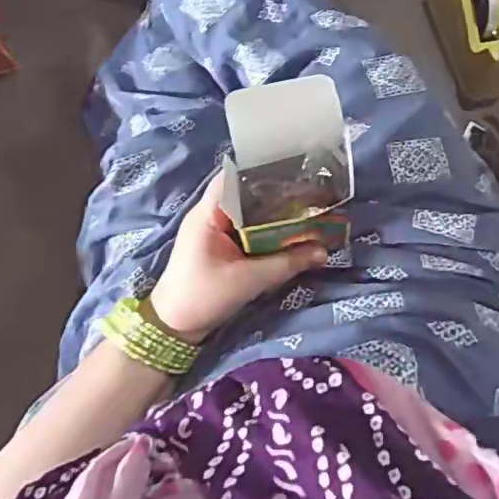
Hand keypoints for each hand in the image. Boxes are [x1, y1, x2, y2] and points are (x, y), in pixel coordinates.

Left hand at [147, 172, 329, 344]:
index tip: (292, 171)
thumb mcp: (249, 281)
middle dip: (275, 193)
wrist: (174, 328)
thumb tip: (324, 251)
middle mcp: (209, 215)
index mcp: (207, 214)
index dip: (262, 170)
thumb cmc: (203, 297)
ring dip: (271, 212)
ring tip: (304, 208)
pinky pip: (245, 228)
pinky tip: (287, 231)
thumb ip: (287, 264)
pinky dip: (264, 229)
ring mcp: (212, 230)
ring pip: (246, 212)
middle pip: (244, 193)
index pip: (233, 177)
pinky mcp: (218, 245)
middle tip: (308, 192)